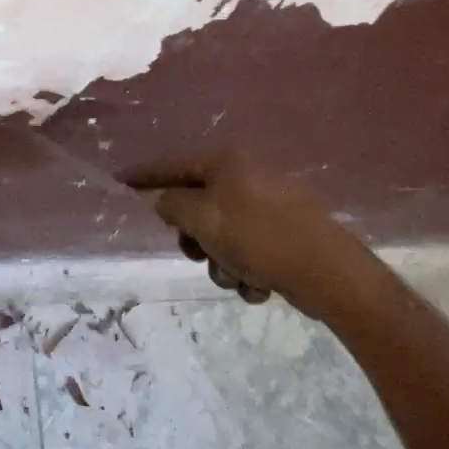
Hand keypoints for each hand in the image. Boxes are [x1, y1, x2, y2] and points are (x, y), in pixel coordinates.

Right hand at [152, 153, 384, 323]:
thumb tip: (165, 201)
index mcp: (227, 163)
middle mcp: (247, 178)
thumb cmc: (259, 238)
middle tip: (196, 253)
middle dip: (194, 237)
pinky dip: (247, 272)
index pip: (173, 166)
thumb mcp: (203, 218)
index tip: (120, 181)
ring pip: (222, 236)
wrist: (329, 273)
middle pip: (197, 206)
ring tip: (237, 278)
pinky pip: (247, 253)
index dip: (144, 176)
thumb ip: (172, 205)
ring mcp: (269, 207)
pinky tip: (259, 285)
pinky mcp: (286, 236)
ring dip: (221, 262)